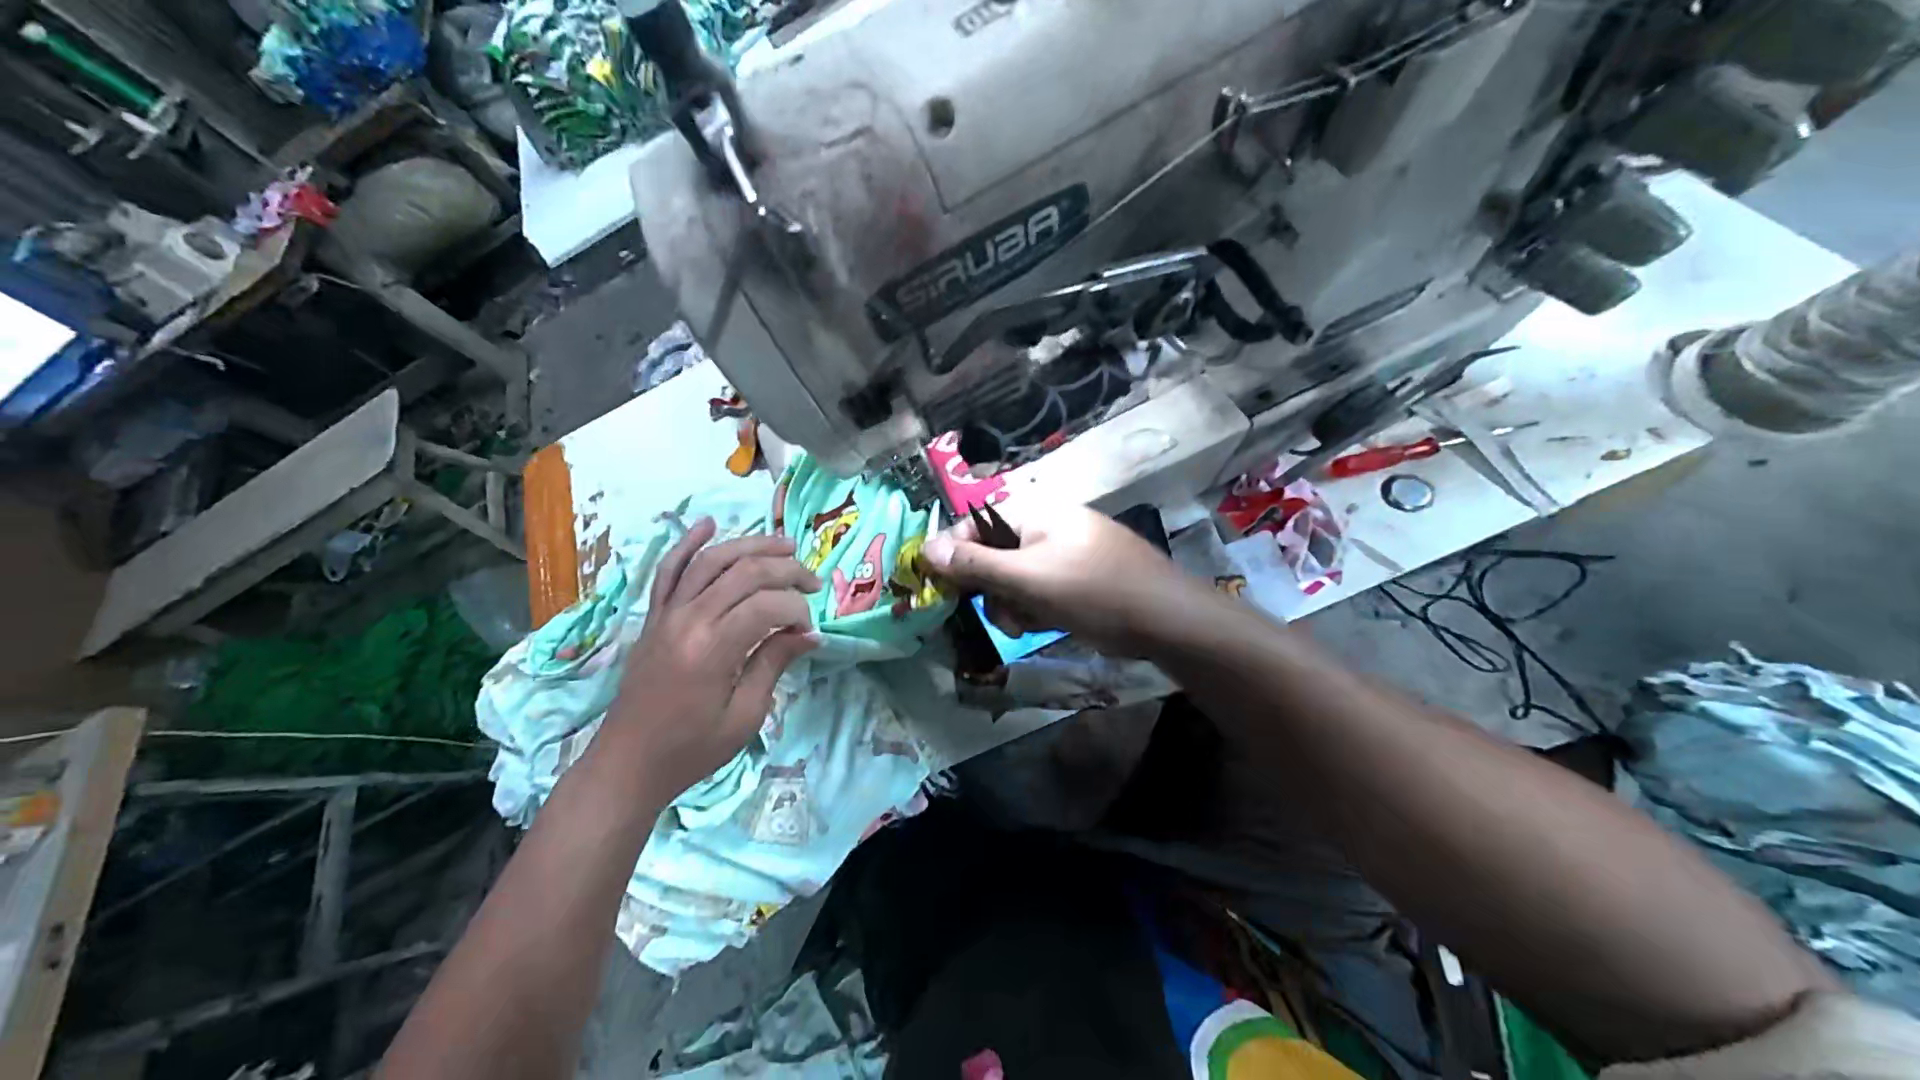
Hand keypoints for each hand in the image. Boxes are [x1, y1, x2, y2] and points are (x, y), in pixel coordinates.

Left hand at [600, 518, 820, 796]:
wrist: (627, 764)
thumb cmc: (691, 750)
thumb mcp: (744, 717)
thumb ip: (773, 664)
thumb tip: (809, 633)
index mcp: (712, 650)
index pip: (767, 605)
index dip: (798, 609)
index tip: (810, 631)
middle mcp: (687, 620)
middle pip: (744, 572)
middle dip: (786, 569)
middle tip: (813, 582)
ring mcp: (665, 614)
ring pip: (711, 560)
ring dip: (751, 545)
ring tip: (785, 545)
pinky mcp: (653, 617)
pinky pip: (668, 570)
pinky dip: (688, 544)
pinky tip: (708, 523)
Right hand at [920, 503, 1201, 653]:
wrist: (1166, 619)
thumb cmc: (1092, 590)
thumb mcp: (1026, 578)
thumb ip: (974, 564)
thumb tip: (924, 548)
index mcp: (1034, 512)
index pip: (973, 525)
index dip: (955, 557)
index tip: (946, 590)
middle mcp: (1046, 527)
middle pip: (992, 555)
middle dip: (992, 588)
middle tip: (1003, 611)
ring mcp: (1063, 554)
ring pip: (1013, 580)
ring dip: (1013, 605)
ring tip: (1031, 621)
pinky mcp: (1076, 580)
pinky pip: (1038, 592)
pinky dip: (1036, 609)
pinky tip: (1049, 623)